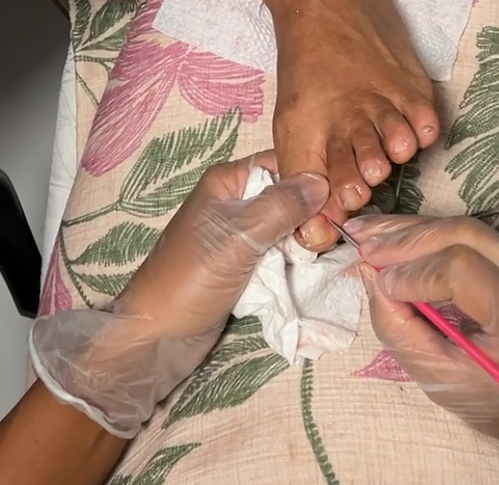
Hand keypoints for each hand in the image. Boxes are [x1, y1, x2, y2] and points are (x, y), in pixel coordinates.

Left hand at [30, 152, 327, 435]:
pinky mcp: (243, 262)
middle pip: (286, 194)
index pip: (280, 163)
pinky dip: (294, 258)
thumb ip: (281, 207)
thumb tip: (321, 181)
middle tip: (330, 235)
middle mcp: (234, 200)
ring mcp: (238, 232)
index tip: (341, 201)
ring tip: (321, 253)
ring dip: (305, 238)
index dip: (311, 178)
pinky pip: (278, 250)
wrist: (158, 335)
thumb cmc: (191, 277)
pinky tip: (311, 267)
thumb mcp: (239, 236)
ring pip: (286, 224)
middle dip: (312, 212)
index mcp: (228, 181)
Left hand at [251, 0, 440, 249]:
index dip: (324, 215)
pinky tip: (413, 131)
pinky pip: (423, 117)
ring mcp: (378, 94)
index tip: (329, 225)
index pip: (315, 188)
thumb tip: (316, 217)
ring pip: (392, 146)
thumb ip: (305, 160)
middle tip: (360, 186)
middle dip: (357, 189)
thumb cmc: (304, 54)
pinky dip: (422, 131)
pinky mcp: (406, 76)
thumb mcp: (292, 108)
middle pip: (357, 171)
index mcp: (304, 126)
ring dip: (389, 158)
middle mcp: (343, 114)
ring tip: (385, 157)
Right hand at [351, 215, 498, 436]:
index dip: (415, 273)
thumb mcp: (445, 383)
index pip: (465, 272)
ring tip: (368, 233)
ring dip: (413, 230)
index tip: (381, 284)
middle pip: (465, 234)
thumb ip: (401, 331)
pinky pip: (475, 232)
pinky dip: (432, 234)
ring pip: (467, 226)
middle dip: (407, 240)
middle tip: (363, 247)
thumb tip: (369, 275)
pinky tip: (398, 237)